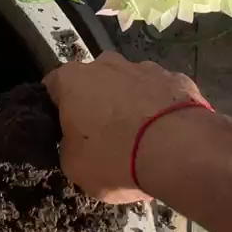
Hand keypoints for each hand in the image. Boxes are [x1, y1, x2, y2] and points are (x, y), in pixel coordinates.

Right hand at [43, 53, 209, 204]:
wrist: (178, 150)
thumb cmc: (116, 157)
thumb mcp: (75, 167)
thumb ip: (68, 148)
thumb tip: (75, 143)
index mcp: (73, 79)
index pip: (53, 87)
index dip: (57, 110)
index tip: (66, 132)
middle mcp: (106, 64)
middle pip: (93, 81)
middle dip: (96, 104)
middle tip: (105, 137)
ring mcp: (143, 67)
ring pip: (129, 84)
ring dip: (130, 104)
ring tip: (141, 139)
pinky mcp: (175, 78)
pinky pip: (160, 93)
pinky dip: (160, 109)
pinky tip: (168, 135)